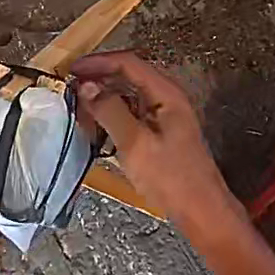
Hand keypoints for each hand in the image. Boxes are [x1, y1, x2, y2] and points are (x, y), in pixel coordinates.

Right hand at [73, 51, 244, 237]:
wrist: (202, 211)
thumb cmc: (172, 178)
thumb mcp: (135, 143)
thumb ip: (110, 110)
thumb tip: (87, 86)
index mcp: (166, 94)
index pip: (128, 63)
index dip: (98, 62)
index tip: (73, 69)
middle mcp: (167, 98)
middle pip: (128, 75)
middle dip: (98, 77)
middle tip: (72, 86)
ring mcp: (164, 115)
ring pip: (128, 94)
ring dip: (104, 97)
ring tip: (80, 106)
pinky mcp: (160, 132)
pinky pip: (132, 113)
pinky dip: (112, 114)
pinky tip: (97, 126)